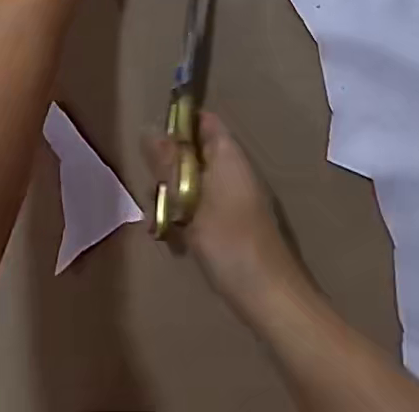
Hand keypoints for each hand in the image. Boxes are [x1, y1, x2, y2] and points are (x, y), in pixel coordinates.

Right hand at [146, 112, 303, 307]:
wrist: (270, 297)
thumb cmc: (229, 240)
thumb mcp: (188, 198)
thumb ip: (167, 163)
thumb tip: (148, 129)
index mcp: (227, 154)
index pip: (202, 120)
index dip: (177, 124)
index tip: (152, 144)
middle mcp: (232, 169)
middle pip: (192, 153)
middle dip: (167, 170)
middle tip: (155, 194)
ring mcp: (234, 197)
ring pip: (192, 183)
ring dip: (172, 199)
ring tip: (158, 224)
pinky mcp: (232, 223)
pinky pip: (201, 207)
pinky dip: (185, 219)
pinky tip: (173, 241)